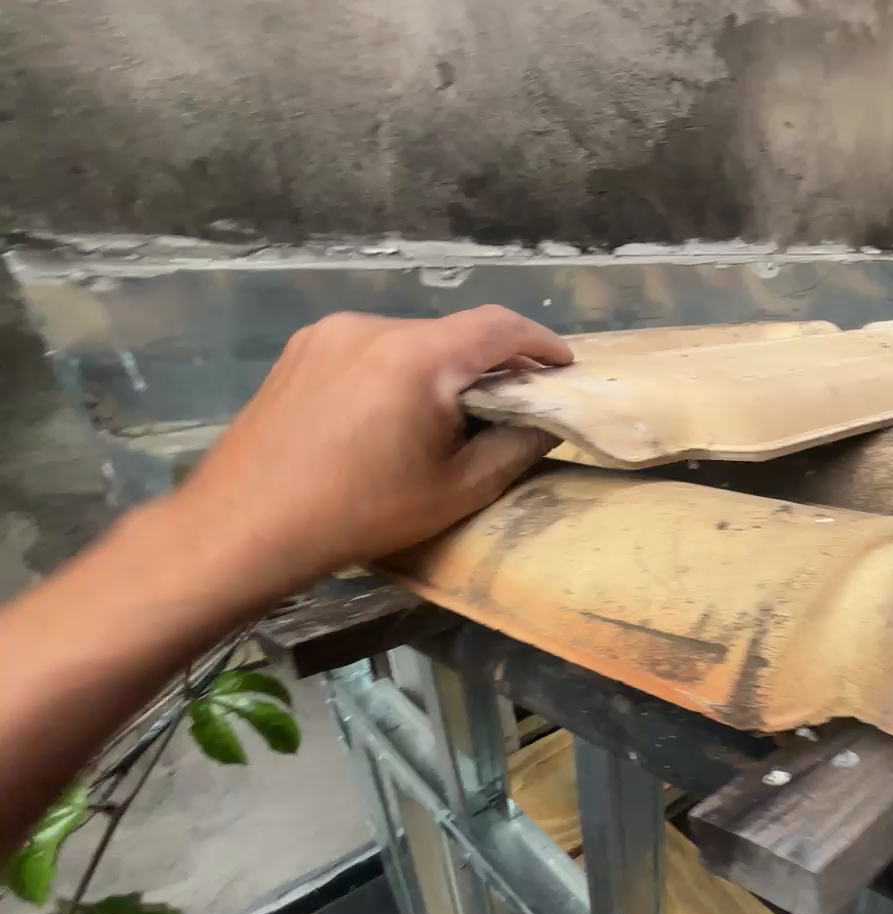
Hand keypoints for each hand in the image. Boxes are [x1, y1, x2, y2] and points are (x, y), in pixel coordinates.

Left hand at [172, 305, 572, 595]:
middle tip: (523, 398)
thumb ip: (519, 445)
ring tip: (466, 408)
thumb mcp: (464, 487)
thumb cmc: (367, 510)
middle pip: (458, 332)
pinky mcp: (304, 350)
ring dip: (454, 365)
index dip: (542, 342)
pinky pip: (380, 346)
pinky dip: (413, 367)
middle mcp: (371, 329)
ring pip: (418, 338)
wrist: (245, 525)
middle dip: (499, 360)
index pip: (499, 327)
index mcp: (416, 358)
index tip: (566, 366)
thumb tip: (551, 421)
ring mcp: (330, 334)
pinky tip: (412, 407)